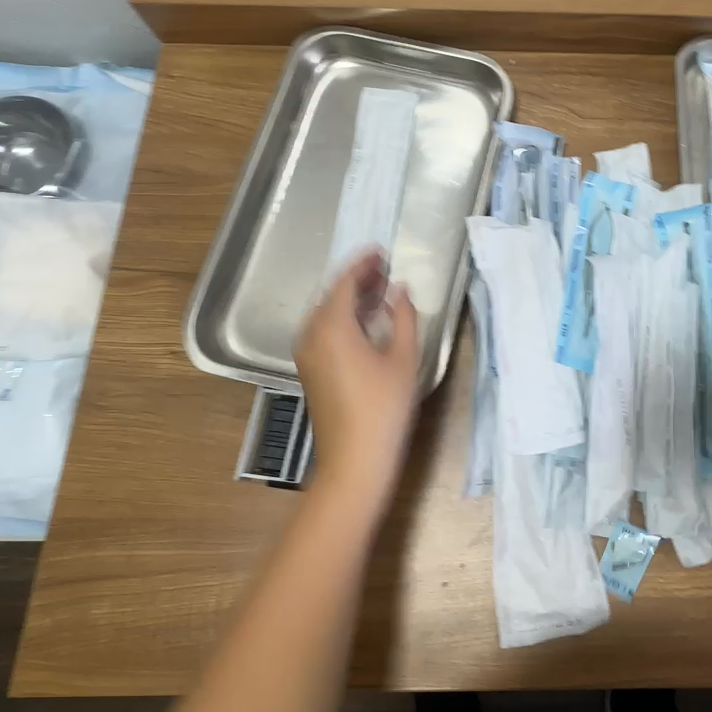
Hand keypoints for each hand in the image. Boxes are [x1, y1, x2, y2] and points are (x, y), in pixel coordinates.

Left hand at [294, 251, 421, 504]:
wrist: (354, 460)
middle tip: (384, 268)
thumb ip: (403, 316)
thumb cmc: (384, 407)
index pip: (344, 281)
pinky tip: (367, 322)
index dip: (363, 263)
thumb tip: (399, 290)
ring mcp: (307, 354)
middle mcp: (311, 334)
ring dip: (350, 298)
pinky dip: (343, 318)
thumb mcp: (404, 357)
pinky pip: (323, 330)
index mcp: (332, 325)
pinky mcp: (310, 370)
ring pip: (325, 313)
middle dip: (357, 279)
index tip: (381, 251)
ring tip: (380, 291)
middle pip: (331, 295)